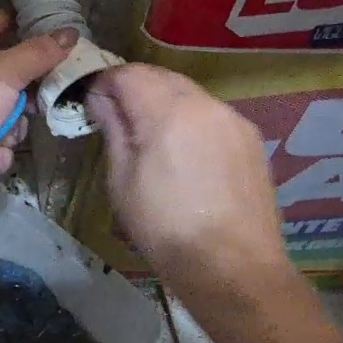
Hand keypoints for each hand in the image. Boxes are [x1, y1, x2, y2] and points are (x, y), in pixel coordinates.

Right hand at [85, 64, 286, 280]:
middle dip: (134, 88)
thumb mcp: (121, 180)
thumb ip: (113, 129)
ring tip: (149, 135)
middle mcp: (205, 104)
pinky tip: (184, 151)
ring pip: (189, 92)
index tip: (92, 103)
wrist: (233, 268)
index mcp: (168, 111)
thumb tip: (101, 100)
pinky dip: (190, 118)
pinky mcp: (251, 139)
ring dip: (163, 101)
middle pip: (160, 76)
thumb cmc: (164, 228)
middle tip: (116, 116)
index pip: (128, 74)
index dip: (104, 82)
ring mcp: (233, 119)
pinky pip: (211, 114)